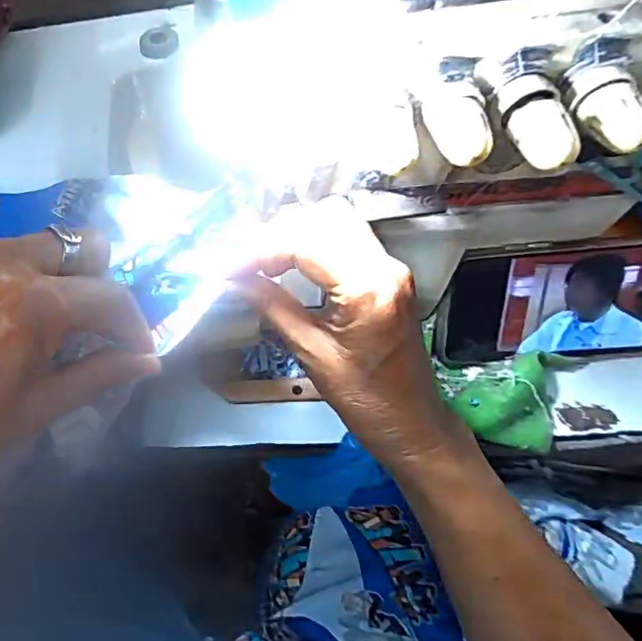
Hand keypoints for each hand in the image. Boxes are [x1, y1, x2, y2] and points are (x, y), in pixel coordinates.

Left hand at [0, 230, 159, 544]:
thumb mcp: (30, 414)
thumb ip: (94, 375)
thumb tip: (147, 360)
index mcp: (29, 307)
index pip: (107, 295)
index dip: (132, 324)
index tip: (134, 349)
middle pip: (71, 245)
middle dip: (89, 285)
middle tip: (80, 330)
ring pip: (22, 246)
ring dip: (41, 279)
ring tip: (23, 327)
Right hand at [232, 199, 470, 471]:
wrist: (412, 422)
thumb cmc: (369, 400)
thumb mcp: (311, 352)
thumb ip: (272, 306)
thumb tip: (237, 280)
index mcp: (368, 289)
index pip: (304, 244)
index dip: (258, 251)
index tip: (228, 267)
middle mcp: (385, 268)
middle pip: (321, 218)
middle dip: (273, 234)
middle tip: (240, 260)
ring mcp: (389, 268)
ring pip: (334, 220)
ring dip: (291, 233)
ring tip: (259, 260)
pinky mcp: (386, 274)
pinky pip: (344, 237)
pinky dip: (309, 242)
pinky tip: (285, 262)